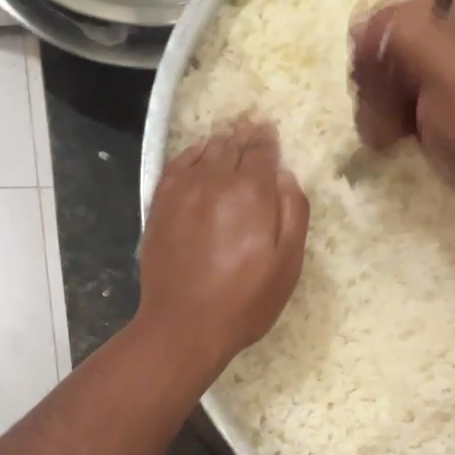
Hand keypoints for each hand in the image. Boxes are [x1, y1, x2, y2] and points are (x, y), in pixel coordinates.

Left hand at [139, 120, 310, 364]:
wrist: (183, 326)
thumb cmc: (243, 303)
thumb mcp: (287, 265)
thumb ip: (293, 213)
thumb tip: (285, 176)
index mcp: (252, 192)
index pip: (262, 151)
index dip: (269, 141)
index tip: (272, 135)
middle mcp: (216, 180)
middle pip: (233, 146)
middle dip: (246, 136)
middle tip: (253, 128)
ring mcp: (183, 190)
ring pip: (205, 151)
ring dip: (221, 142)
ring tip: (230, 138)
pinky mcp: (160, 205)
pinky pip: (177, 165)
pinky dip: (192, 154)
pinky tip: (199, 155)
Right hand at [351, 0, 454, 191]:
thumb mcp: (444, 63)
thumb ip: (403, 32)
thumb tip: (358, 27)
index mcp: (437, 10)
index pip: (376, 19)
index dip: (372, 54)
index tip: (384, 82)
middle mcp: (425, 34)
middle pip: (368, 55)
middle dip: (375, 88)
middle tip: (395, 109)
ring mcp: (416, 70)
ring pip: (369, 84)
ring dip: (375, 112)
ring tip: (396, 131)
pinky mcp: (410, 102)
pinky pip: (375, 106)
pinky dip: (378, 124)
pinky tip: (393, 139)